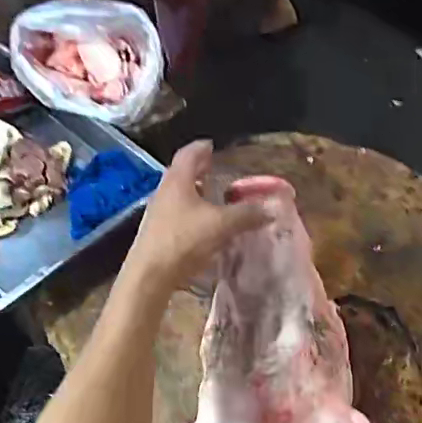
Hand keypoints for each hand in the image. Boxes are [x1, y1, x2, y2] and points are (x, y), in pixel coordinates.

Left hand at [122, 140, 272, 295]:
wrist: (149, 275)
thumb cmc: (184, 241)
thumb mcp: (221, 225)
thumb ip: (246, 214)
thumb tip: (272, 209)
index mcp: (177, 181)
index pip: (189, 154)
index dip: (202, 148)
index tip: (212, 146)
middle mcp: (163, 192)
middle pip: (180, 174)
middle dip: (198, 171)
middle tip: (214, 170)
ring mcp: (156, 214)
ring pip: (177, 196)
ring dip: (193, 194)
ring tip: (210, 198)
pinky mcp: (155, 234)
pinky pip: (174, 215)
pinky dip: (188, 213)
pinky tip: (199, 226)